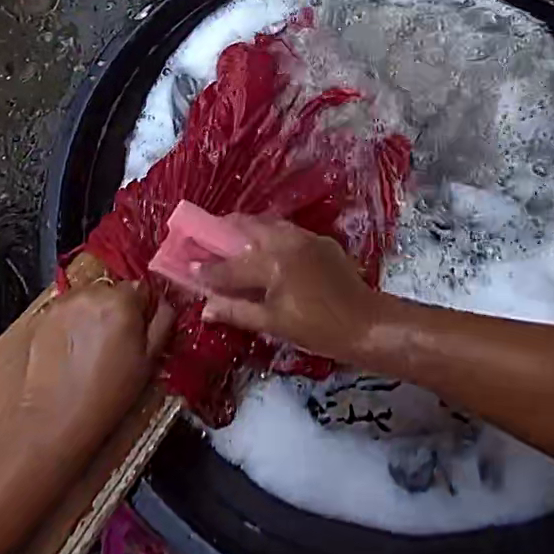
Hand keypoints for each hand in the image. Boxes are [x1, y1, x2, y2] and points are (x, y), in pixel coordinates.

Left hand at [13, 278, 174, 451]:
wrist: (53, 420)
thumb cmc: (108, 394)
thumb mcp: (148, 360)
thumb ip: (162, 322)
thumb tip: (164, 302)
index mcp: (122, 301)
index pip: (142, 287)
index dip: (143, 309)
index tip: (139, 330)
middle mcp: (92, 293)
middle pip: (114, 290)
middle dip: (118, 309)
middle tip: (116, 341)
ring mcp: (65, 303)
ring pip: (90, 299)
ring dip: (95, 313)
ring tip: (92, 346)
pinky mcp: (44, 315)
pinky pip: (68, 309)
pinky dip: (74, 321)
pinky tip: (73, 348)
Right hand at [195, 216, 385, 360]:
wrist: (366, 323)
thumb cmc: (317, 329)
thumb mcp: (273, 325)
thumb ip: (237, 311)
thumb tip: (205, 308)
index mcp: (272, 264)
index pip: (230, 265)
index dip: (207, 268)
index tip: (187, 264)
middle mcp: (286, 242)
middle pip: (247, 227)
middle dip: (224, 230)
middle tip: (206, 236)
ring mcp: (306, 237)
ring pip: (268, 223)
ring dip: (247, 228)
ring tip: (232, 238)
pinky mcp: (320, 240)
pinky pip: (287, 230)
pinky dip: (270, 234)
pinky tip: (266, 247)